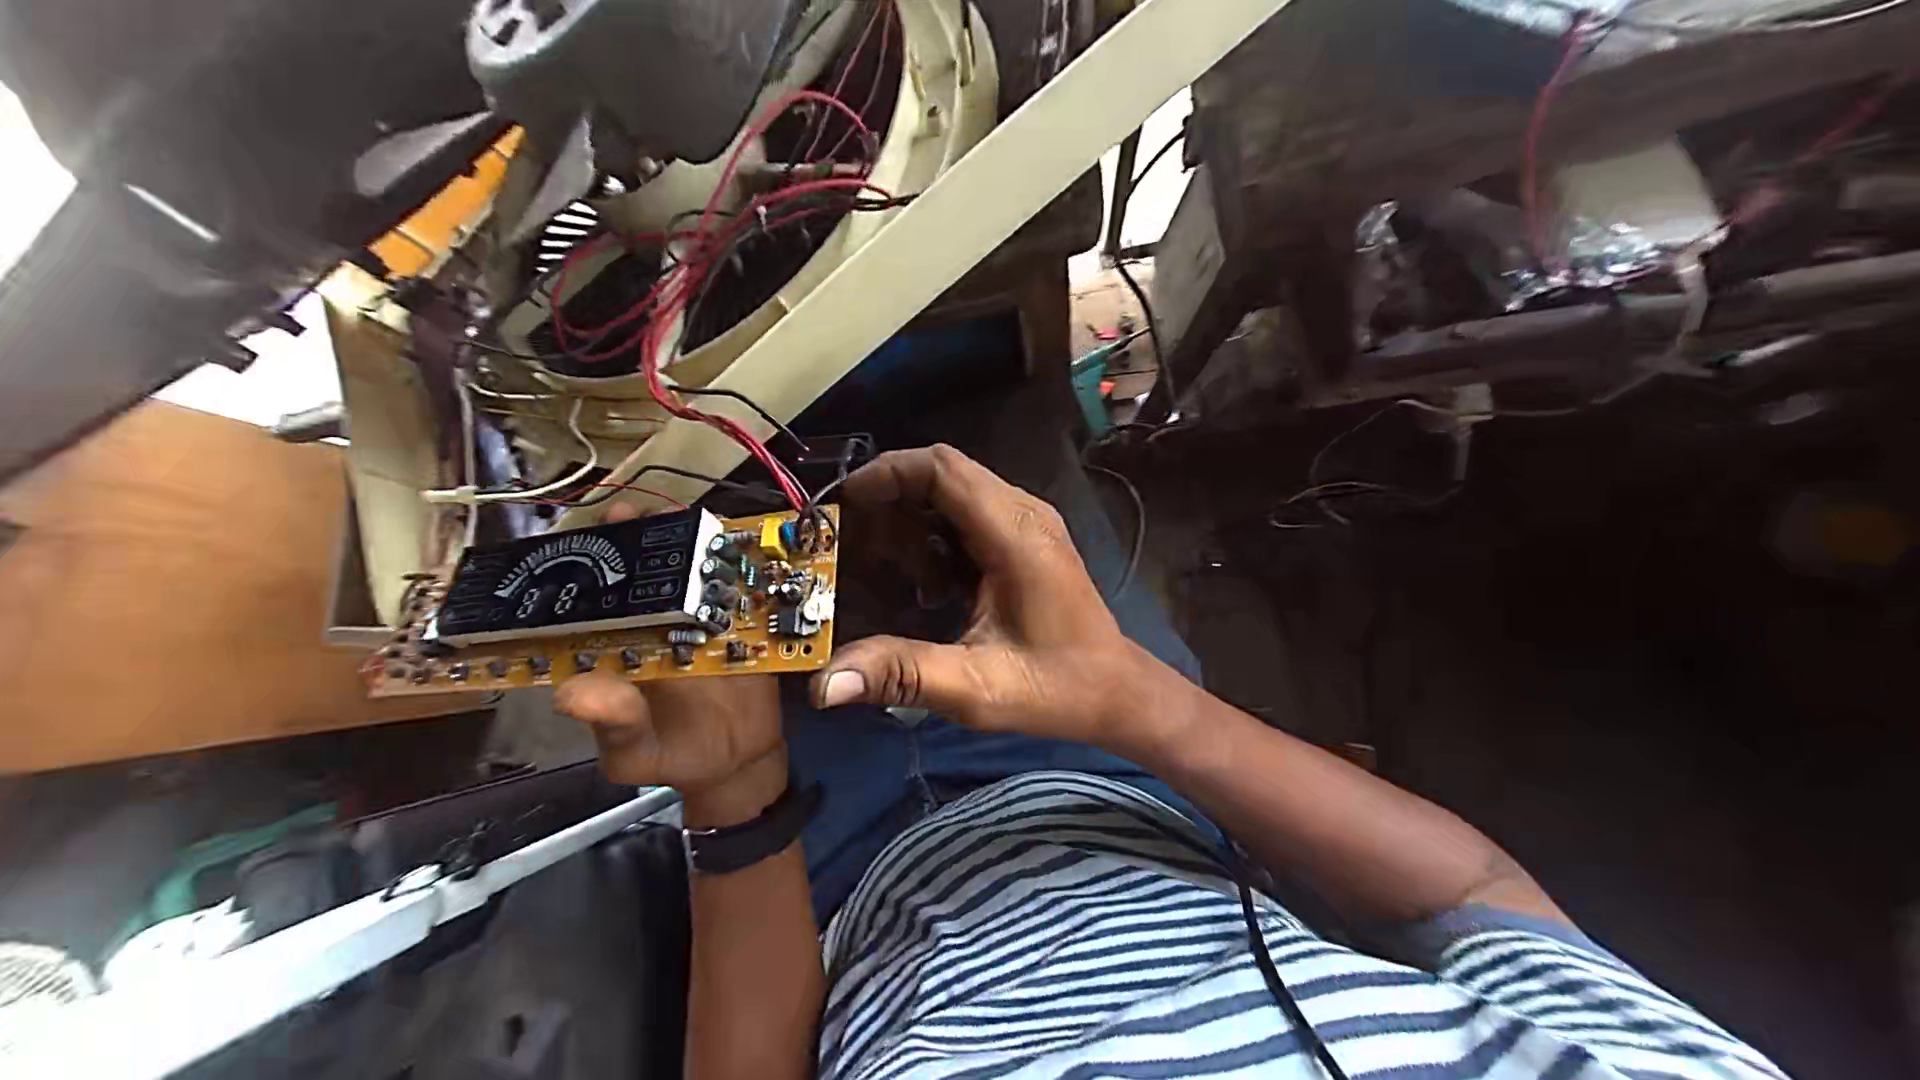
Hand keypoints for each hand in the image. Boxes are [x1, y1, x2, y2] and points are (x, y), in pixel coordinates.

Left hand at [553, 500, 786, 825]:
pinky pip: (746, 593)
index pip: (601, 597)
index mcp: (621, 648)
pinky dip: (748, 569)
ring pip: (698, 573)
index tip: (598, 531)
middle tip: (646, 515)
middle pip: (650, 573)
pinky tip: (748, 549)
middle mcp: (659, 625)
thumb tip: (571, 692)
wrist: (737, 763)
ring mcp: (704, 621)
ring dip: (698, 543)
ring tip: (696, 523)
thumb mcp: (632, 752)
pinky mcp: (745, 625)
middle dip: (646, 537)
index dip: (595, 560)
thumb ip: (609, 723)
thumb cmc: (674, 756)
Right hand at [808, 444, 1175, 748]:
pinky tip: (923, 580)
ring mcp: (1027, 524)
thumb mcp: (976, 687)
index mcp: (1015, 534)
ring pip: (953, 492)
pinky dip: (933, 533)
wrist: (1116, 692)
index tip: (843, 505)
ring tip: (882, 564)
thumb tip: (825, 684)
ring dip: (910, 517)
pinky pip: (967, 515)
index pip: (943, 469)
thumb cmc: (1056, 688)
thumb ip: (903, 675)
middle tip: (851, 539)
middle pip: (944, 473)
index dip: (886, 474)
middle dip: (890, 497)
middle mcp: (1023, 514)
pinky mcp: (1024, 540)